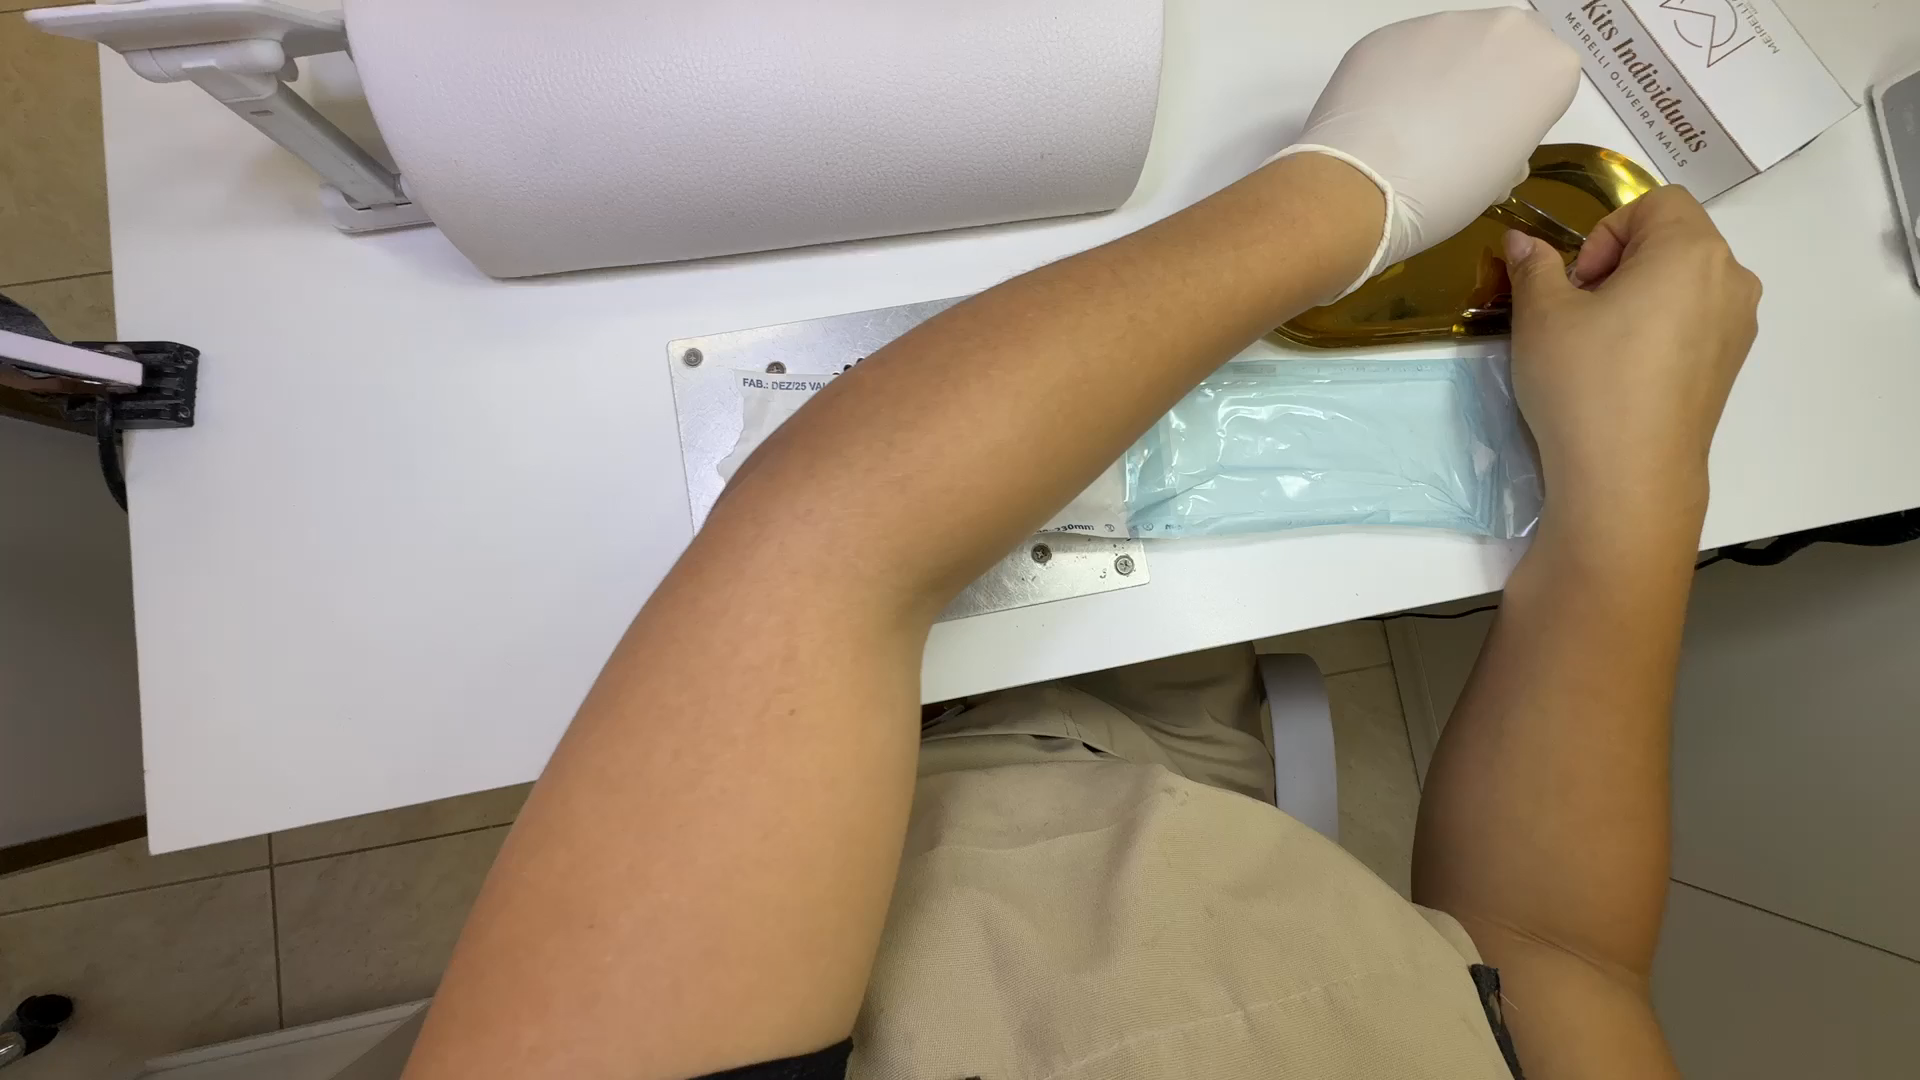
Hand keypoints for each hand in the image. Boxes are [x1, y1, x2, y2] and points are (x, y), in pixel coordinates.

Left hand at [1275, 7, 1581, 298]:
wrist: (1356, 192)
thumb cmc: (1437, 199)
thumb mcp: (1492, 185)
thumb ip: (1504, 147)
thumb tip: (1486, 146)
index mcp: (1551, 69)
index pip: (1539, 92)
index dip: (1508, 124)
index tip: (1481, 151)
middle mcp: (1507, 29)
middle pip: (1497, 58)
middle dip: (1476, 89)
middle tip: (1439, 139)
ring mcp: (1441, 24)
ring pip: (1444, 52)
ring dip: (1430, 83)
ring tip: (1396, 133)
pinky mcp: (1384, 35)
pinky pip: (1394, 60)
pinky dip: (1385, 85)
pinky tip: (1367, 122)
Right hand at [1503, 186, 1761, 527]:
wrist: (1625, 467)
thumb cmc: (1582, 380)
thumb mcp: (1540, 318)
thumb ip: (1533, 269)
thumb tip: (1520, 240)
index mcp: (1689, 252)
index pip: (1655, 204)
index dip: (1603, 233)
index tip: (1573, 284)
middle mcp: (1729, 277)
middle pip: (1670, 242)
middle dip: (1616, 268)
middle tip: (1573, 318)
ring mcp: (1736, 323)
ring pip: (1679, 286)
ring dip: (1633, 301)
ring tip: (1592, 350)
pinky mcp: (1727, 362)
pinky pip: (1689, 324)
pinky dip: (1652, 332)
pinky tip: (1617, 375)